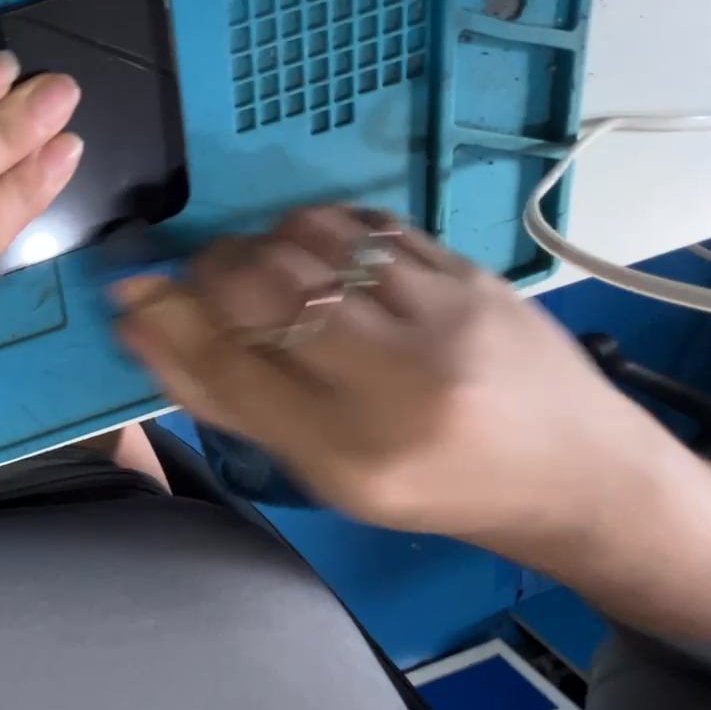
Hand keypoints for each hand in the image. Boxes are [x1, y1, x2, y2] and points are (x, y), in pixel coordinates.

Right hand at [111, 205, 679, 542]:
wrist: (584, 479)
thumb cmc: (430, 487)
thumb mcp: (321, 471)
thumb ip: (228, 401)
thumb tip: (143, 330)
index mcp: (354, 453)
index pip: (226, 365)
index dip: (163, 320)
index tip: (126, 293)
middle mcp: (402, 382)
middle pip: (262, 286)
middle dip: (208, 269)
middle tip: (202, 279)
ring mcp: (446, 315)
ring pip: (307, 239)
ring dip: (260, 244)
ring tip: (264, 270)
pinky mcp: (474, 271)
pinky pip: (363, 222)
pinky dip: (317, 230)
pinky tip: (319, 257)